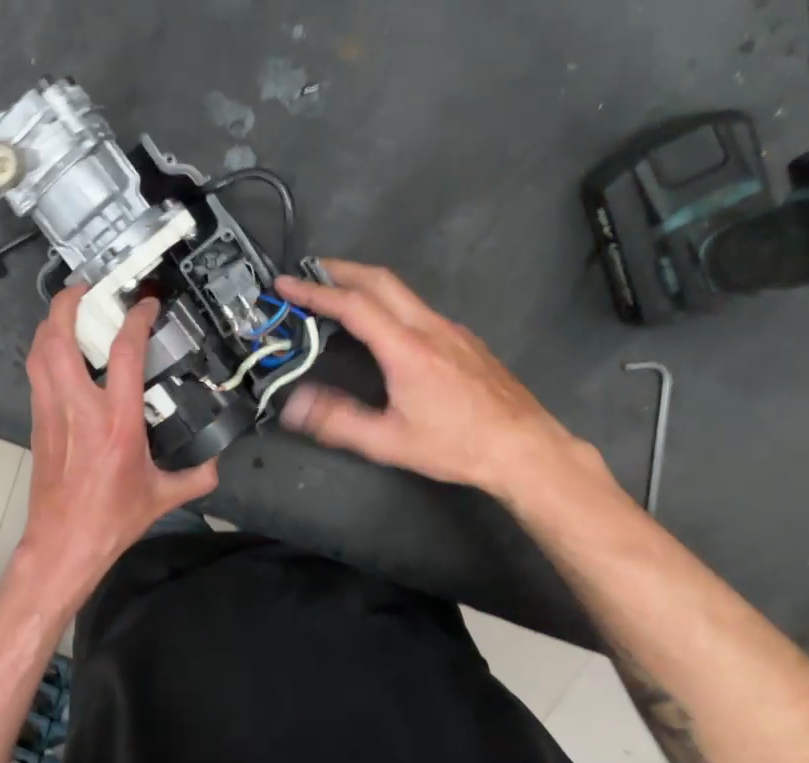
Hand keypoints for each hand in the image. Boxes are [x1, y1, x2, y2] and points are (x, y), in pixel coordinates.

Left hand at [11, 287, 218, 597]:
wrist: (63, 542)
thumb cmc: (110, 520)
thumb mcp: (162, 497)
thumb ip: (195, 476)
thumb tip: (213, 465)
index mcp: (117, 422)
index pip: (124, 352)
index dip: (135, 318)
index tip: (146, 305)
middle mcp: (79, 409)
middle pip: (60, 339)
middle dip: (68, 304)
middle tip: (86, 288)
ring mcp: (52, 414)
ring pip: (39, 354)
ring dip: (50, 324)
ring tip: (69, 311)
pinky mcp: (38, 424)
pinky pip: (35, 376)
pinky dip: (44, 354)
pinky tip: (58, 353)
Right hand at [273, 259, 580, 495]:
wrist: (524, 447)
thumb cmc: (454, 446)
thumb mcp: (386, 442)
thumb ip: (336, 420)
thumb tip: (293, 404)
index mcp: (408, 350)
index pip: (355, 305)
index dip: (314, 292)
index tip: (284, 285)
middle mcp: (431, 328)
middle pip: (380, 280)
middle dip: (338, 270)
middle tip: (303, 272)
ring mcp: (451, 330)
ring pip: (401, 291)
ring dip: (361, 283)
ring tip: (331, 293)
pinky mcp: (463, 339)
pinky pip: (415, 307)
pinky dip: (383, 301)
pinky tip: (374, 323)